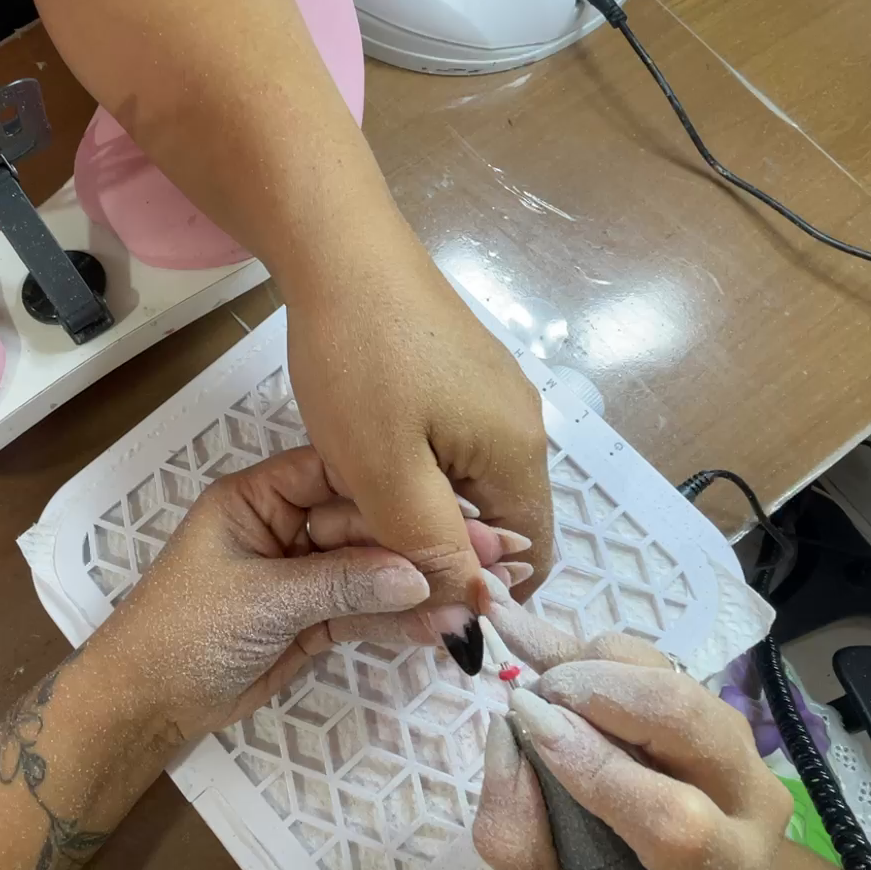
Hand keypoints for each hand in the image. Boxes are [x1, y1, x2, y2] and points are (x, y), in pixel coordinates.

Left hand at [91, 448, 529, 743]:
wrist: (149, 703)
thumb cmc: (187, 629)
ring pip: (372, 571)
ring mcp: (304, 572)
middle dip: (422, 544)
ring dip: (422, 586)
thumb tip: (421, 576)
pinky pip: (364, 610)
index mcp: (260, 496)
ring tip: (485, 596)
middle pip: (365, 526)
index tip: (458, 504)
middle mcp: (287, 525)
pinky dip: (400, 620)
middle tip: (494, 559)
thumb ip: (343, 583)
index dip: (396, 487)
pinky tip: (446, 625)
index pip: (338, 474)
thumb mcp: (264, 597)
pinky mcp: (315, 616)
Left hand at [286, 256, 551, 675]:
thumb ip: (431, 546)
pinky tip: (364, 452)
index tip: (416, 594)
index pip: (532, 555)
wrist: (338, 253)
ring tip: (355, 496)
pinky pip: (445, 445)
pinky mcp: (455, 373)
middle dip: (436, 545)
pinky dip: (409, 466)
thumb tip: (475, 616)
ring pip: (463, 483)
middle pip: (495, 520)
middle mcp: (520, 424)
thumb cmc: (361, 365)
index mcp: (519, 453)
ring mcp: (489, 393)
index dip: (482, 590)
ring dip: (415, 505)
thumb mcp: (386, 471)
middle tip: (365, 538)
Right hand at [471, 572, 793, 869]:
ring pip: (659, 670)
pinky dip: (568, 637)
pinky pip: (638, 650)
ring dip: (583, 661)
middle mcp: (743, 794)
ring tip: (538, 682)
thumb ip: (517, 834)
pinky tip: (508, 616)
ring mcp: (733, 734)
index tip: (525, 722)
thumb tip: (504, 736)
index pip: (669, 815)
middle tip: (531, 698)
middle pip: (678, 712)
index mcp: (721, 869)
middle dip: (589, 689)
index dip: (590, 763)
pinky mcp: (701, 691)